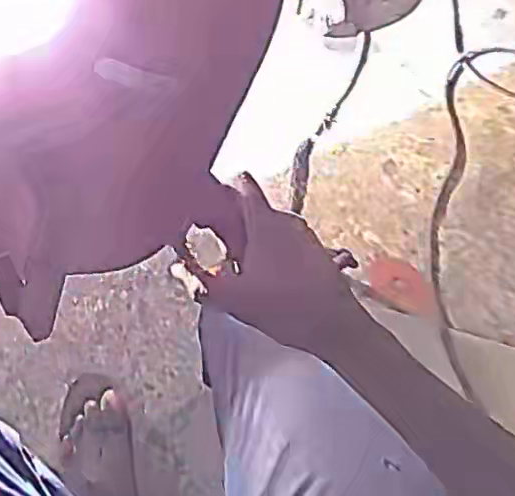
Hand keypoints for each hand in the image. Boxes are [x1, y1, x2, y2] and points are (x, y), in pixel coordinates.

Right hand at [177, 173, 361, 354]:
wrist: (339, 330)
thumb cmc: (286, 308)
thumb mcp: (234, 299)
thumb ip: (199, 281)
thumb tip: (175, 267)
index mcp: (263, 220)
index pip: (241, 184)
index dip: (222, 187)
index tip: (207, 200)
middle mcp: (284, 219)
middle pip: (252, 207)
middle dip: (234, 221)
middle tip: (219, 244)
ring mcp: (303, 234)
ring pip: (269, 225)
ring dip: (254, 238)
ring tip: (242, 266)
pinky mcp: (316, 251)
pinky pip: (285, 240)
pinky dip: (273, 250)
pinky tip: (268, 278)